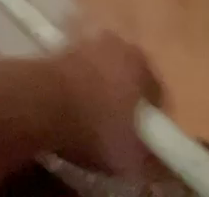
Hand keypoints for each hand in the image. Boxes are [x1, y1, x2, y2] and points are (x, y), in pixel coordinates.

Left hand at [54, 29, 159, 179]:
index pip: (157, 95)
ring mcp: (87, 42)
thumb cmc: (96, 128)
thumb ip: (154, 160)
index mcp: (143, 63)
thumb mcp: (132, 158)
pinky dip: (77, 86)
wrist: (44, 103)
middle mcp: (119, 44)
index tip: (142, 143)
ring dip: (99, 91)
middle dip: (125, 101)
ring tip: (89, 120)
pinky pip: (77, 71)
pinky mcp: (61, 47)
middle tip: (116, 132)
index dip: (152, 122)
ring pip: (102, 71)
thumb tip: (164, 166)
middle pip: (129, 77)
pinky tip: (70, 108)